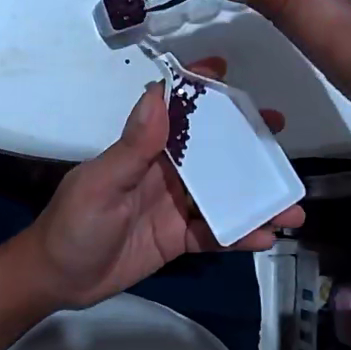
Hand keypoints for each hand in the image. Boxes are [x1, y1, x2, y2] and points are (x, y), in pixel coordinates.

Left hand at [18, 61, 302, 308]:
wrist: (59, 279)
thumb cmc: (73, 225)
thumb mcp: (100, 184)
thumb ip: (132, 147)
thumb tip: (158, 96)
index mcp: (139, 153)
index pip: (171, 114)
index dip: (195, 92)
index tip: (226, 71)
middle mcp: (161, 174)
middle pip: (209, 153)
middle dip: (244, 143)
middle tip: (280, 135)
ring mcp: (171, 207)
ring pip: (220, 195)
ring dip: (254, 198)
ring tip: (291, 206)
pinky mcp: (176, 239)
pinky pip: (214, 233)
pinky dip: (240, 234)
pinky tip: (266, 237)